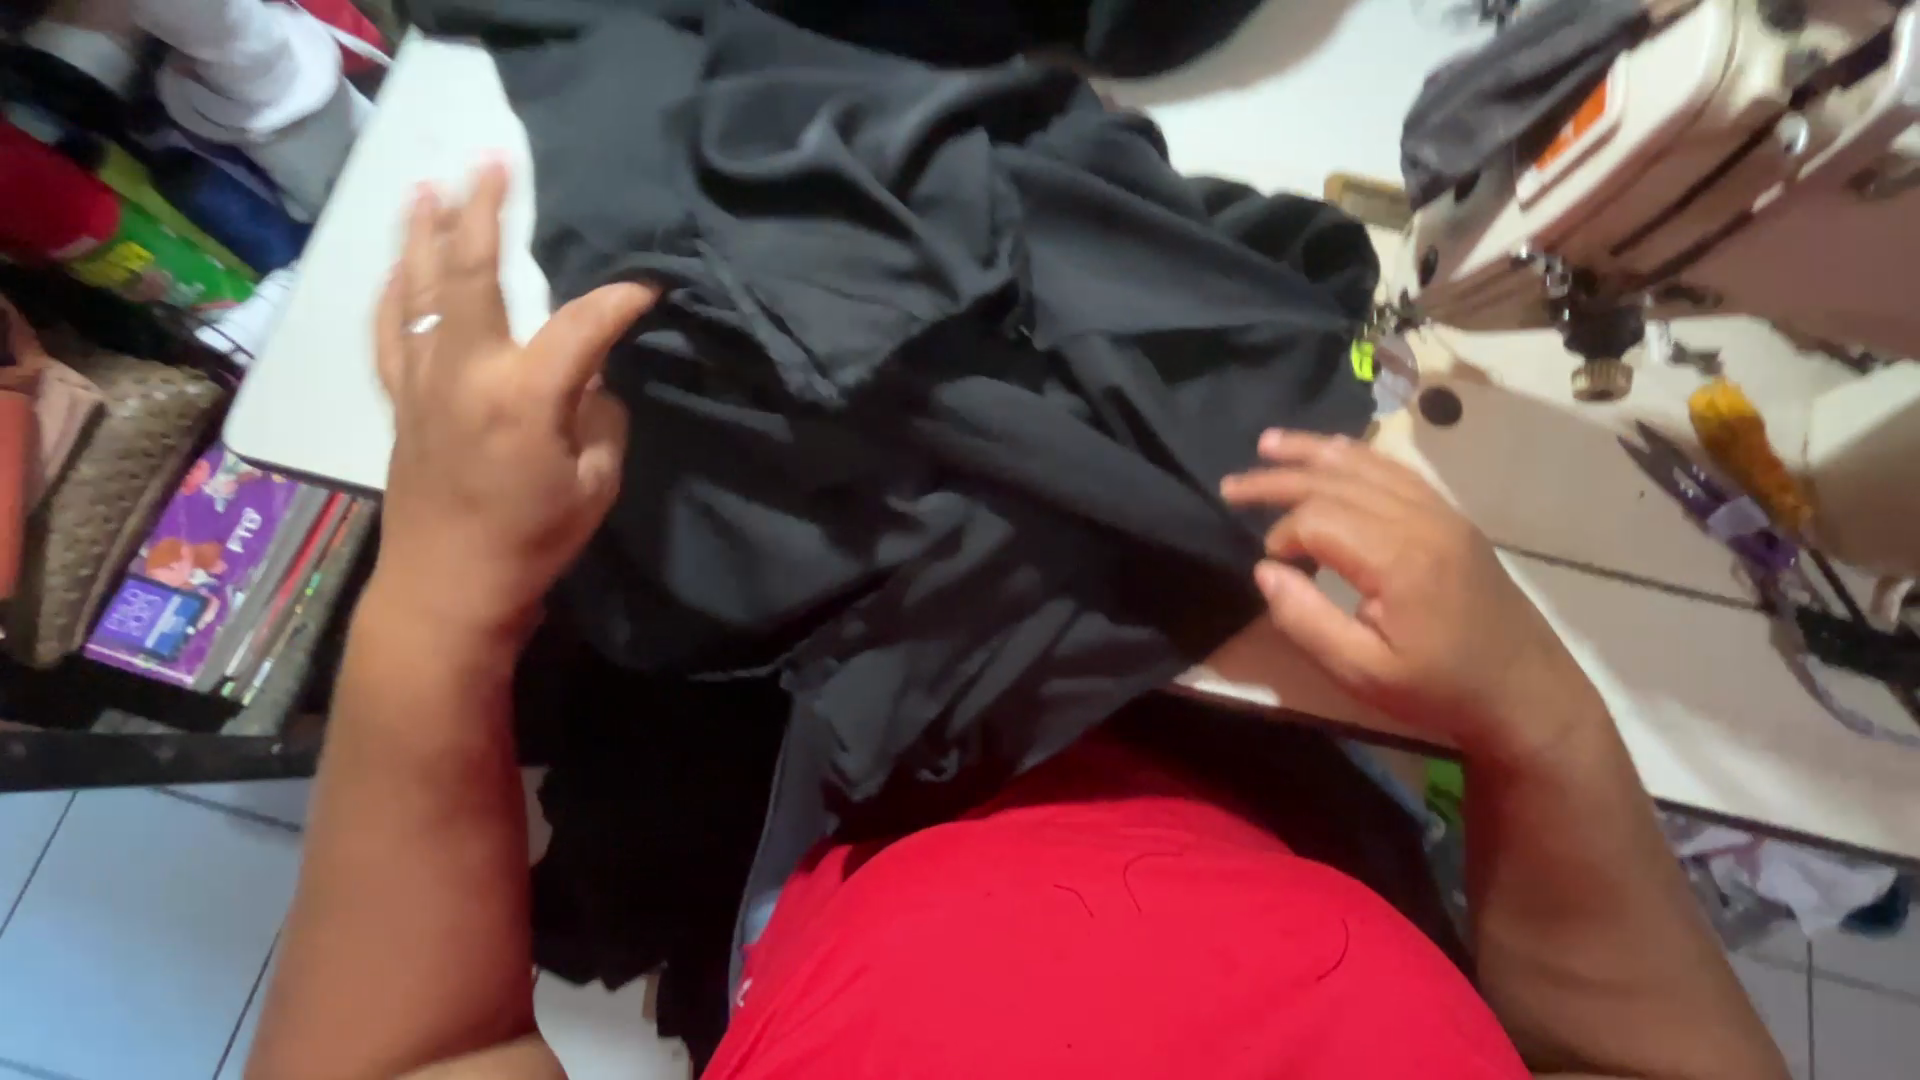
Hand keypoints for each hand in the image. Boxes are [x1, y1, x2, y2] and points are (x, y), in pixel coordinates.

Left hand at [372, 162, 655, 640]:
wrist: (451, 582)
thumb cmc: (536, 538)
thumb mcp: (597, 482)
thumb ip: (600, 416)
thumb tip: (590, 379)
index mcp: (525, 394)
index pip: (583, 323)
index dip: (622, 299)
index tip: (653, 285)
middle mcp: (465, 369)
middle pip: (471, 271)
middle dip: (484, 212)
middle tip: (495, 164)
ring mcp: (422, 378)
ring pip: (418, 286)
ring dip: (425, 231)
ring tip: (430, 186)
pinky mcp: (399, 396)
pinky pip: (389, 326)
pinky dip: (393, 288)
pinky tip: (396, 265)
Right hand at [1220, 430, 1604, 763]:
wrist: (1528, 695)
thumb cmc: (1441, 689)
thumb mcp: (1362, 672)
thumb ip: (1305, 619)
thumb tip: (1264, 570)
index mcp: (1401, 558)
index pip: (1318, 519)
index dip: (1280, 537)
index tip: (1271, 570)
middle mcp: (1422, 520)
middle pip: (1336, 481)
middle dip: (1278, 480)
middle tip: (1229, 485)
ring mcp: (1442, 514)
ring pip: (1366, 465)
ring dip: (1313, 453)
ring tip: (1269, 443)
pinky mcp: (1451, 519)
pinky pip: (1395, 472)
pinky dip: (1355, 458)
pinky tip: (1330, 453)